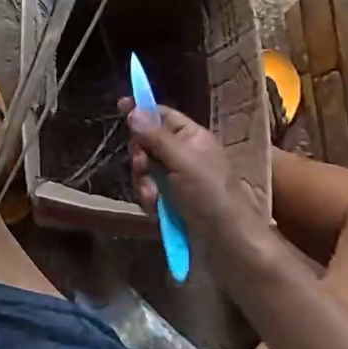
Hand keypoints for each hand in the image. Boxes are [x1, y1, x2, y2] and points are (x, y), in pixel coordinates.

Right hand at [123, 98, 265, 241]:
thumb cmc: (210, 194)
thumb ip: (155, 136)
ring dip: (143, 182)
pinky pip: (148, 191)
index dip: (142, 110)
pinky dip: (149, 200)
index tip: (120, 106)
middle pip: (147, 142)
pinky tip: (157, 211)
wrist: (226, 242)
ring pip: (144, 169)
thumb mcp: (182, 160)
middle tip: (142, 165)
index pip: (162, 115)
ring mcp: (176, 179)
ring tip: (154, 198)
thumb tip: (133, 110)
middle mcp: (182, 154)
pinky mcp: (170, 200)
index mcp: (191, 137)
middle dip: (140, 155)